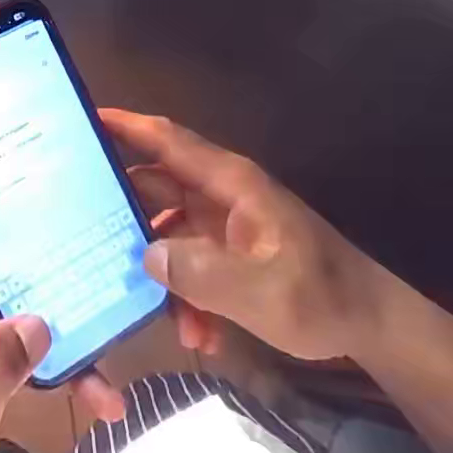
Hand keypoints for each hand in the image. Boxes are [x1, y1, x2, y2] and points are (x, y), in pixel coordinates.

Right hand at [104, 108, 384, 360]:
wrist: (370, 324)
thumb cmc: (319, 295)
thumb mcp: (258, 290)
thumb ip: (198, 273)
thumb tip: (145, 255)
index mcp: (227, 182)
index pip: (167, 140)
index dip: (125, 125)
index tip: (84, 118)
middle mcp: (219, 194)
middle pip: (156, 186)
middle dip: (125, 213)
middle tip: (83, 232)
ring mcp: (223, 223)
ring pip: (168, 232)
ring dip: (160, 271)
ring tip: (160, 316)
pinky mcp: (228, 251)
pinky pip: (189, 261)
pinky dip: (185, 293)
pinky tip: (198, 334)